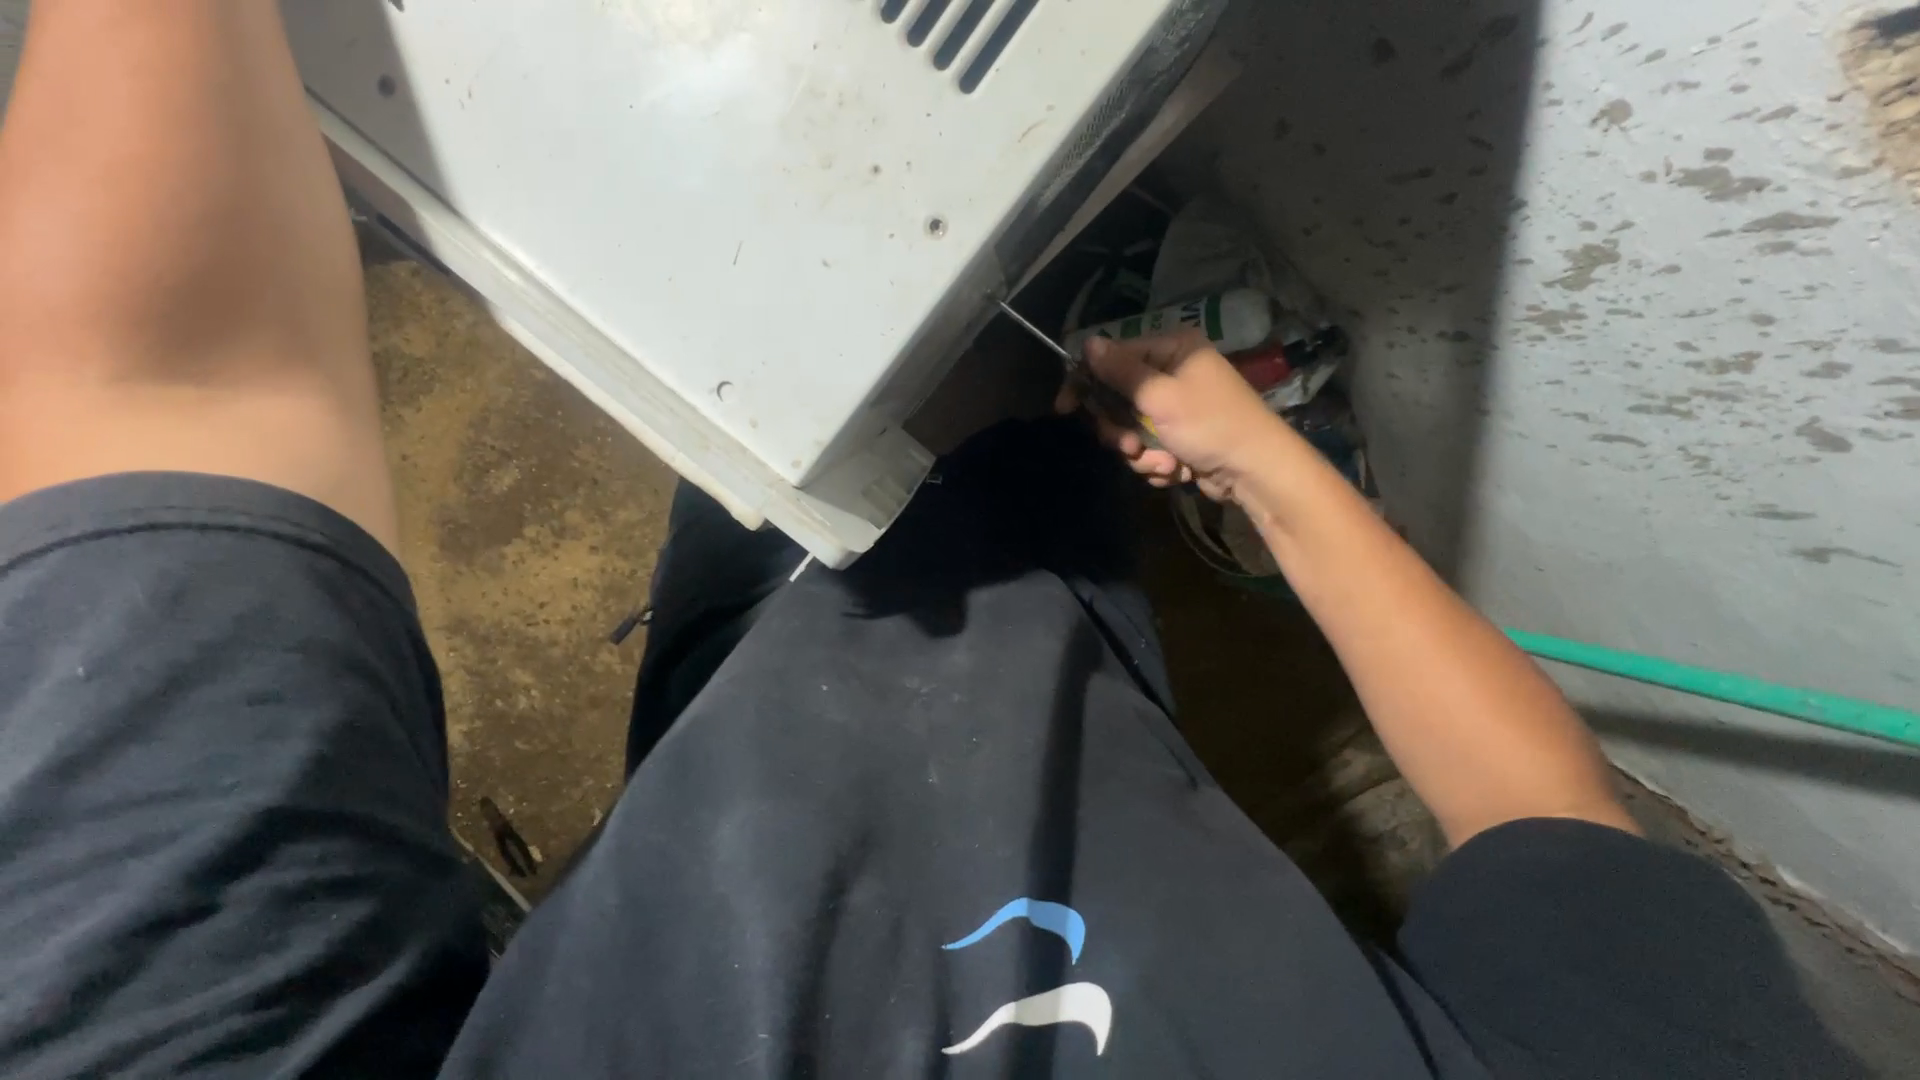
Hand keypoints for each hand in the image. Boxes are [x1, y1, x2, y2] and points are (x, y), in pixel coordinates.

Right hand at [1054, 330, 1300, 504]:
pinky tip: (1176, 469)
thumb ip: (1121, 372)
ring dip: (1140, 453)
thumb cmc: (1210, 424)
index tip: (1065, 407)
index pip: (1114, 358)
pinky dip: (1157, 463)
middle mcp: (1173, 373)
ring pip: (1129, 430)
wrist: (1255, 471)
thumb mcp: (1160, 396)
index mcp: (1172, 350)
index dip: (1087, 383)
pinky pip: (1148, 449)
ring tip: (1163, 462)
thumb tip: (1088, 343)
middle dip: (1120, 429)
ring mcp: (1177, 408)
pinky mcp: (1180, 438)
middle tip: (1129, 446)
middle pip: (1117, 398)